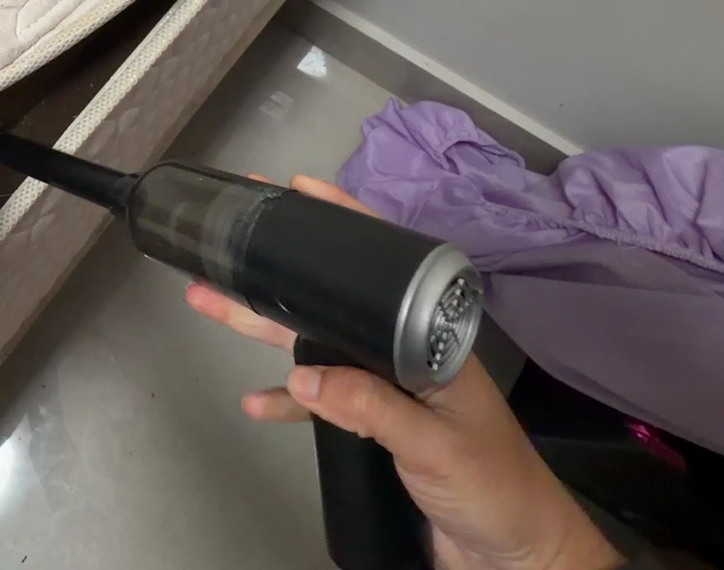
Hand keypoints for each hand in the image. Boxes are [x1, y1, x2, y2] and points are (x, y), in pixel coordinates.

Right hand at [186, 173, 621, 569]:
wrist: (515, 556)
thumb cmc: (494, 487)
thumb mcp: (436, 444)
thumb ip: (369, 407)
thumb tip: (299, 377)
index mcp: (424, 336)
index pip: (378, 264)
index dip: (337, 223)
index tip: (296, 190)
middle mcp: (394, 348)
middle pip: (324, 300)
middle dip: (272, 272)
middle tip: (227, 243)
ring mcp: (376, 383)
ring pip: (306, 341)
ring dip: (258, 325)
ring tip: (208, 298)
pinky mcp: (364, 420)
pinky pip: (312, 398)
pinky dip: (283, 397)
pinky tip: (254, 400)